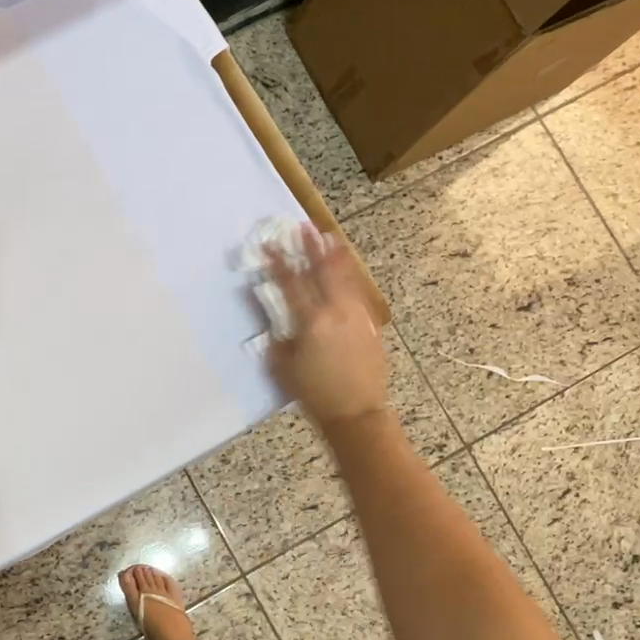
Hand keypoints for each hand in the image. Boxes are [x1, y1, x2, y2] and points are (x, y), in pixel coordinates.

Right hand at [265, 224, 388, 426]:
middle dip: (311, 247)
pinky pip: (357, 292)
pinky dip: (349, 276)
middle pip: (322, 271)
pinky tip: (346, 269)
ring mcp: (356, 315)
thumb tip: (276, 317)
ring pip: (345, 277)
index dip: (278, 262)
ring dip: (335, 255)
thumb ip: (278, 337)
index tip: (270, 244)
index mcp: (310, 321)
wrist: (356, 412)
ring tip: (330, 236)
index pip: (290, 283)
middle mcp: (335, 311)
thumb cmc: (313, 394)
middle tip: (303, 227)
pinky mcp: (369, 324)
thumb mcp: (283, 366)